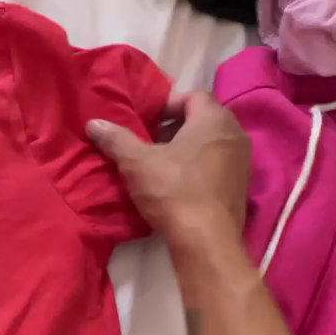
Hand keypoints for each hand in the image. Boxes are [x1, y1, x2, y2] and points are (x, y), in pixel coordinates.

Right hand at [87, 91, 251, 251]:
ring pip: (211, 142)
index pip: (193, 96)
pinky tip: (178, 185)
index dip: (168, 105)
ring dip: (187, 148)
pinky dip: (198, 167)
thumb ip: (117, 140)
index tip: (146, 122)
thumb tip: (94, 123)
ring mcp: (242, 159)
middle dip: (176, 127)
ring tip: (161, 165)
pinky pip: (217, 164)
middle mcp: (235, 132)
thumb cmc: (172, 191)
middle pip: (204, 118)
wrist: (205, 238)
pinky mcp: (240, 184)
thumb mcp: (137, 164)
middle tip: (150, 144)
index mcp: (213, 119)